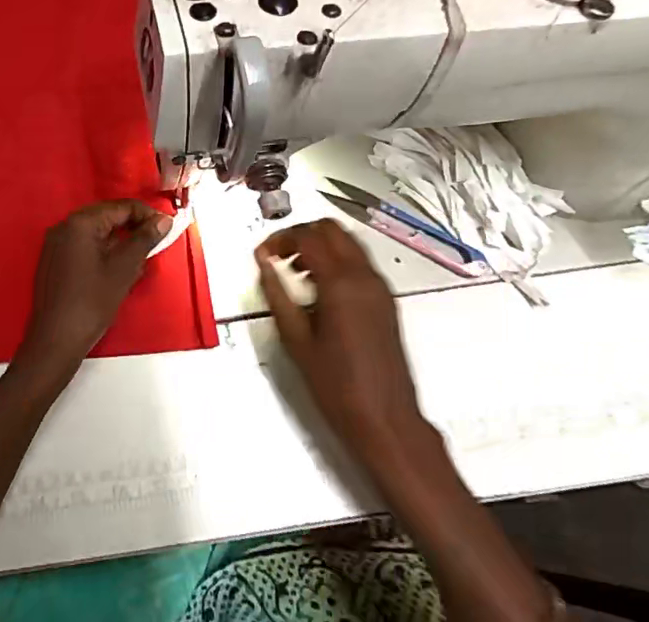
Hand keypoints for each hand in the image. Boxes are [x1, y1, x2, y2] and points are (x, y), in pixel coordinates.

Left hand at [20, 200, 171, 368]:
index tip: (167, 228)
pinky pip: (85, 247)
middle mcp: (64, 227)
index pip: (121, 207)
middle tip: (156, 244)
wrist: (55, 341)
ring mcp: (56, 244)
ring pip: (98, 233)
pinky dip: (105, 253)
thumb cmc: (92, 301)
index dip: (148, 215)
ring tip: (139, 262)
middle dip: (134, 229)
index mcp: (80, 223)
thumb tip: (163, 220)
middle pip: (108, 217)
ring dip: (121, 243)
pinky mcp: (54, 262)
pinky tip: (118, 271)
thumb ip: (145, 238)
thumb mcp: (124, 268)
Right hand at [256, 220, 430, 463]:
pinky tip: (318, 289)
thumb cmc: (338, 387)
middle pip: (331, 229)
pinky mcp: (386, 300)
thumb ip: (277, 294)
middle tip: (278, 255)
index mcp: (341, 282)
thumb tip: (263, 264)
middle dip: (301, 234)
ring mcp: (379, 286)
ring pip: (348, 243)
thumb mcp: (296, 341)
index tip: (262, 253)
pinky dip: (336, 261)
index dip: (279, 238)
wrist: (386, 419)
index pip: (307, 237)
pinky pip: (359, 263)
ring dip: (320, 246)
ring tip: (294, 272)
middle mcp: (364, 276)